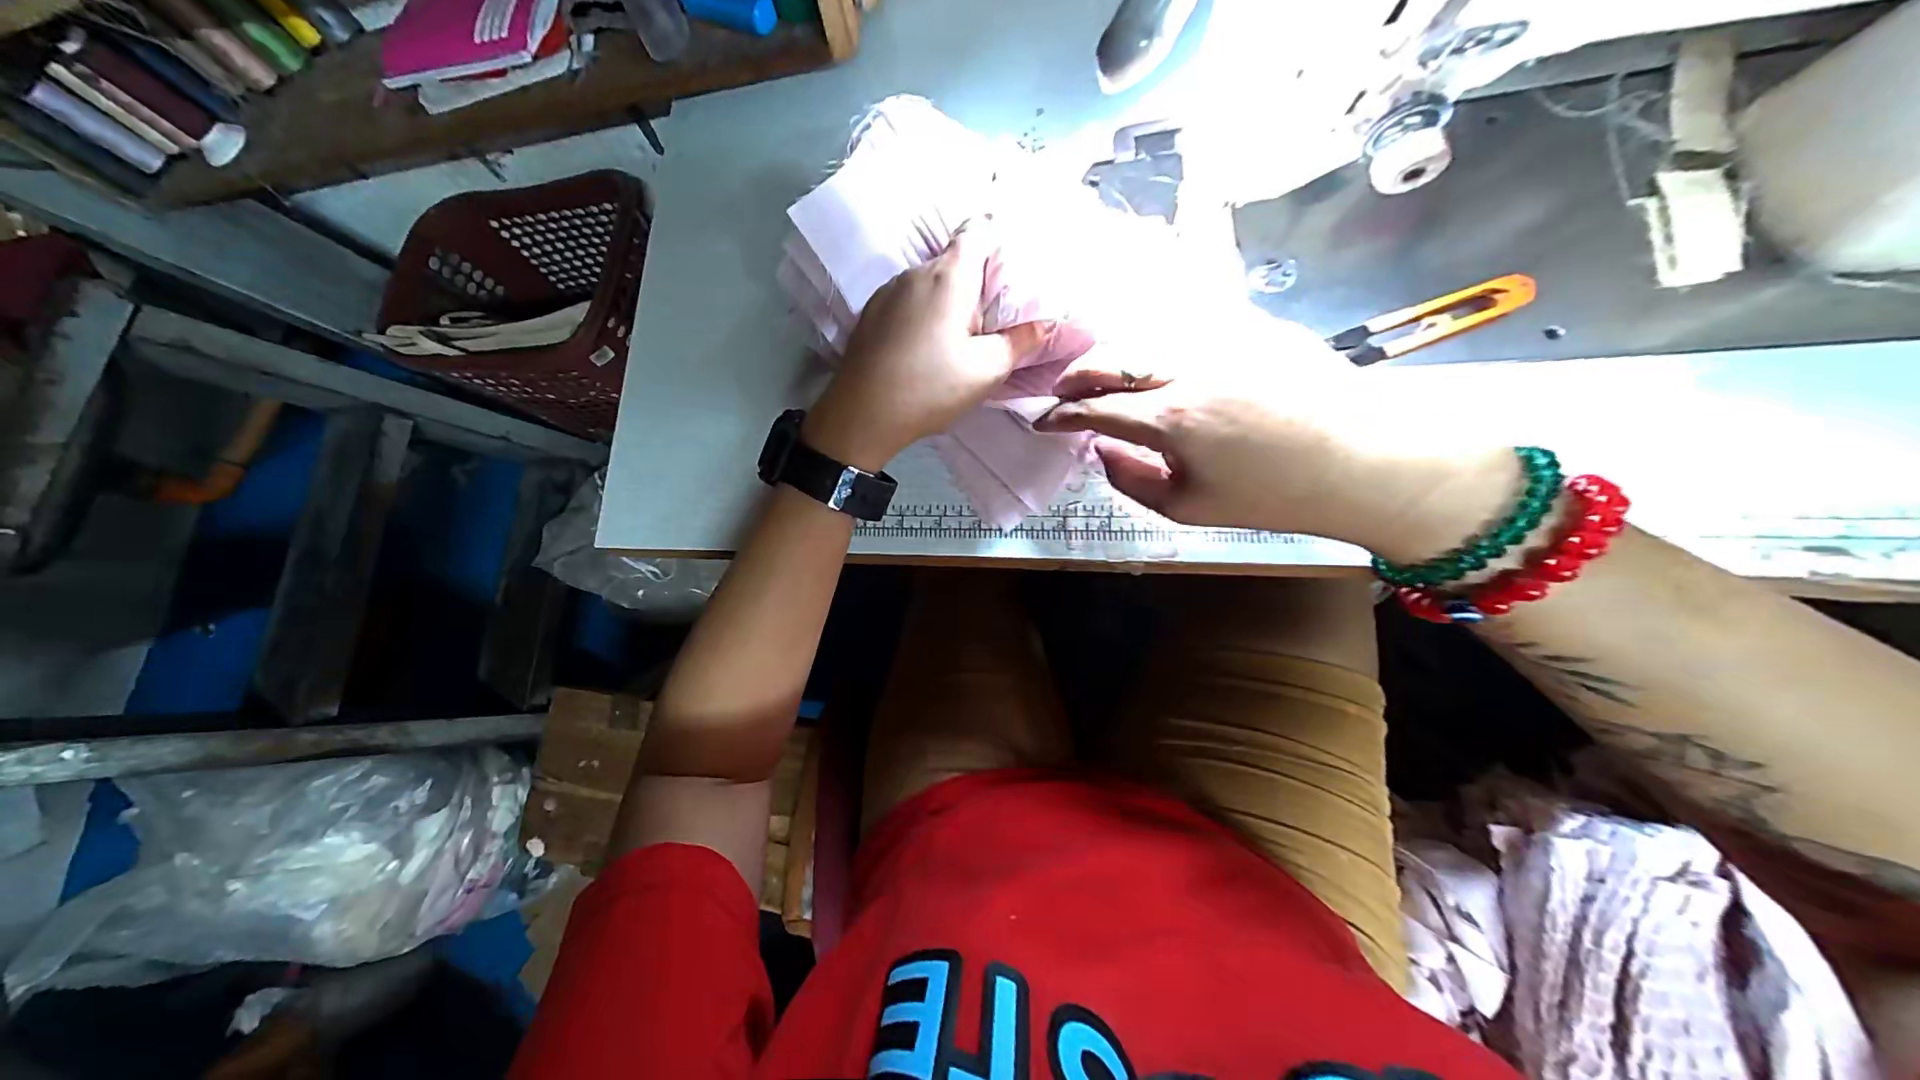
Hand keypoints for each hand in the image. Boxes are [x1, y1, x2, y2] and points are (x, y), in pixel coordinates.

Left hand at [804, 221, 1048, 470]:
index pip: (977, 230)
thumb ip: (1023, 342)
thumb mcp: (986, 370)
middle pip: (955, 260)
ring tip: (964, 339)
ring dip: (950, 301)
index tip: (1014, 268)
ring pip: (931, 283)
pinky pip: (909, 301)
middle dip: (979, 282)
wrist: (859, 418)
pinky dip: (926, 314)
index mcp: (948, 276)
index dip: (999, 241)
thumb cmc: (929, 389)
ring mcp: (888, 292)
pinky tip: (929, 348)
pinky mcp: (871, 314)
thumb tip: (1055, 325)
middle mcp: (915, 273)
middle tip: (999, 316)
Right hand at [1035, 319, 1520, 561]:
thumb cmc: (1275, 494)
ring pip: (1143, 335)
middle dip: (1077, 375)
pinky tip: (1154, 358)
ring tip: (1103, 375)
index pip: (1095, 407)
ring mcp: (1219, 338)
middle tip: (1065, 393)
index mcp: (1172, 417)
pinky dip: (1155, 341)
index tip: (1044, 422)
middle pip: (1110, 358)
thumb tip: (1101, 451)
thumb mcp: (1191, 507)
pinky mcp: (1248, 324)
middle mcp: (1188, 366)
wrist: (1362, 455)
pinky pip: (1184, 325)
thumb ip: (1132, 480)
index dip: (1061, 415)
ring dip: (1112, 355)